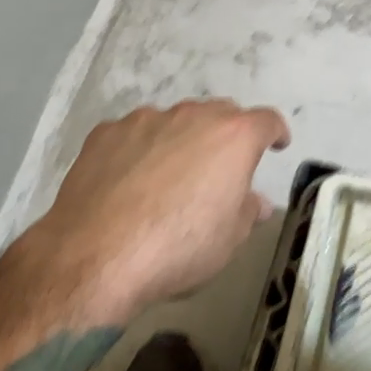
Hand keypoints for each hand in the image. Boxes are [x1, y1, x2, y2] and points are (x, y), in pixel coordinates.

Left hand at [8, 99, 289, 317]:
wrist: (95, 257)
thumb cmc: (178, 249)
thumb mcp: (228, 241)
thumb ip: (246, 212)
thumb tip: (255, 202)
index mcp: (233, 138)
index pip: (266, 121)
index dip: (274, 133)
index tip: (275, 145)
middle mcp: (192, 116)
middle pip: (220, 114)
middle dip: (227, 135)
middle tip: (221, 167)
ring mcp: (145, 120)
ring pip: (174, 120)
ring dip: (181, 140)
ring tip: (170, 177)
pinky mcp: (106, 133)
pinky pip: (134, 134)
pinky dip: (140, 150)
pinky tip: (128, 181)